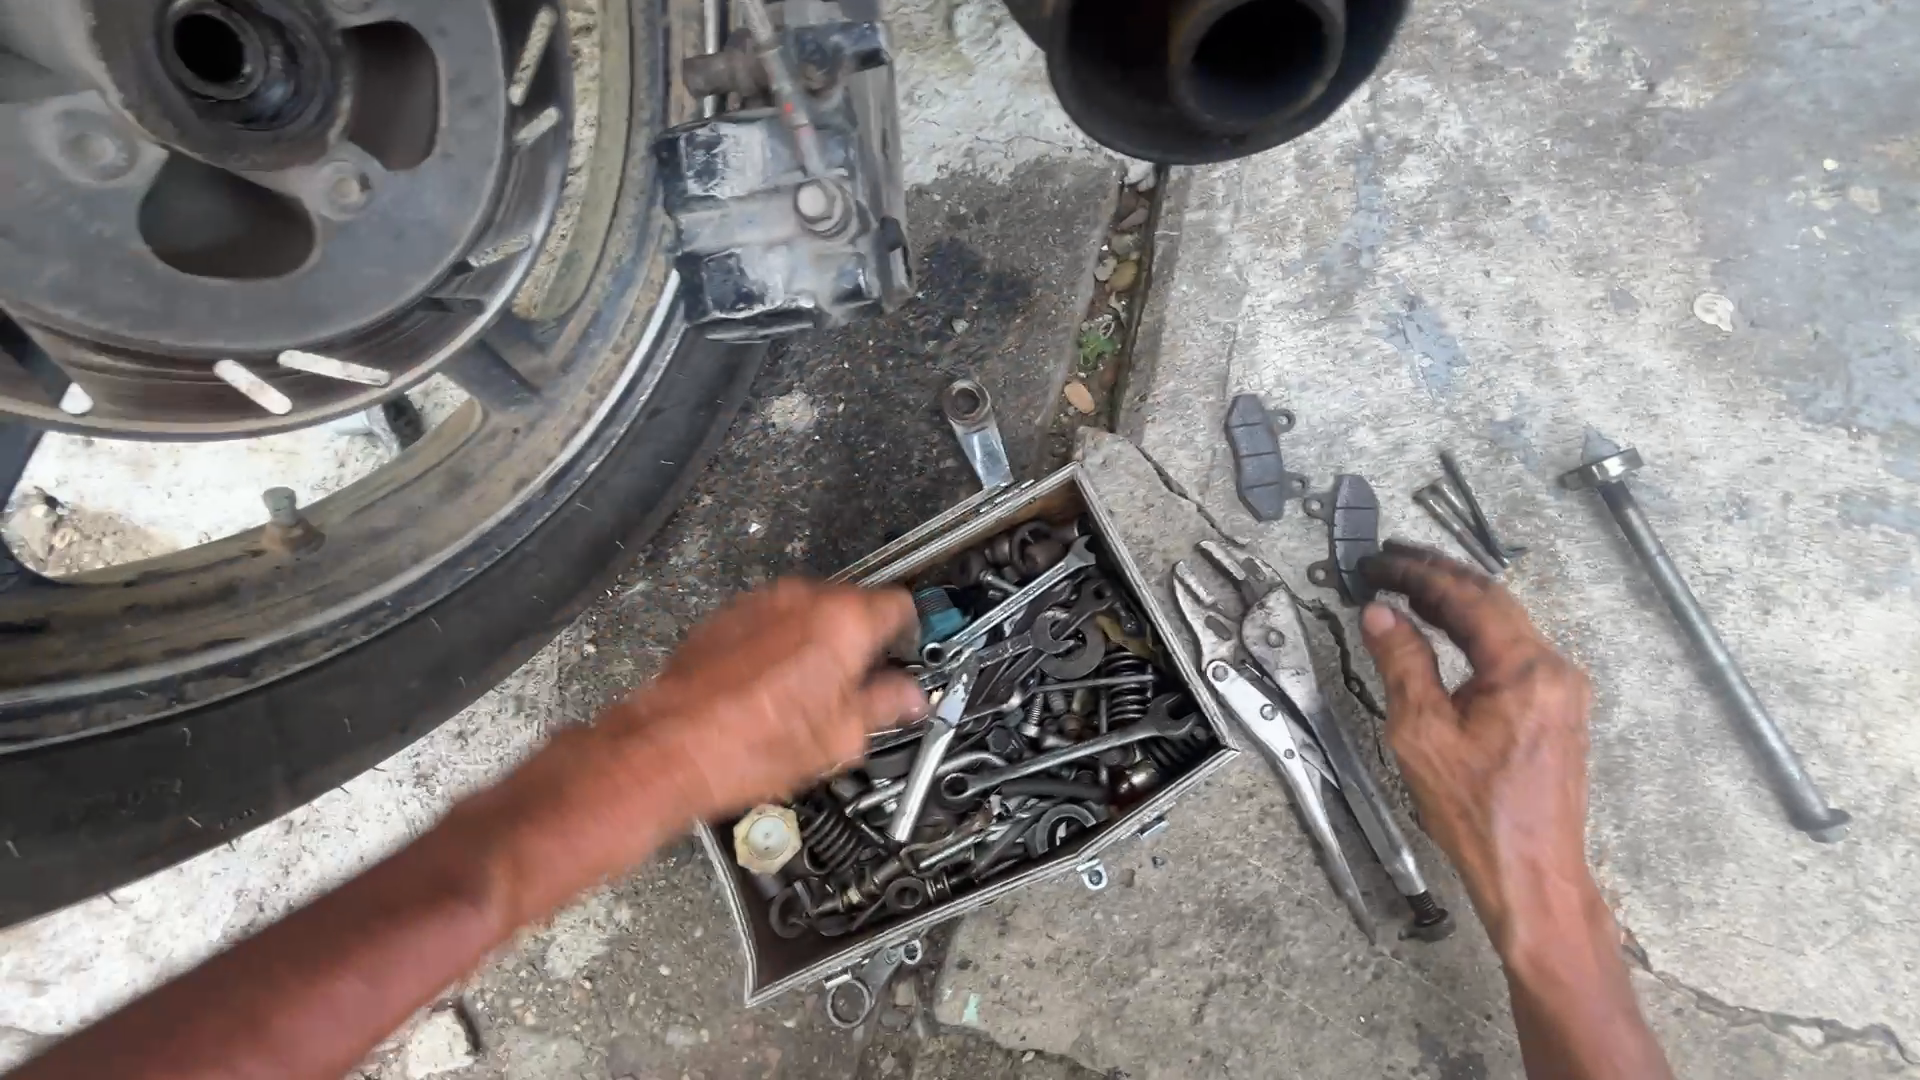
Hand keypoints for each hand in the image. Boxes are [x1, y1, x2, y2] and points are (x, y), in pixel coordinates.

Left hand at [613, 578, 926, 817]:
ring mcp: (763, 603)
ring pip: (813, 612)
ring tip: (810, 693)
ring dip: (821, 642)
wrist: (669, 746)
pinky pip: (774, 620)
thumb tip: (909, 698)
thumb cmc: (745, 744)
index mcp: (843, 621)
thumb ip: (887, 706)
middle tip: (860, 684)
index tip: (907, 653)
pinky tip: (774, 687)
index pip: (901, 606)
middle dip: (863, 642)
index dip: (910, 633)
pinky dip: (782, 643)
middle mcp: (804, 598)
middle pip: (856, 606)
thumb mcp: (840, 737)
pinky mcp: (729, 615)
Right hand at [1358, 541, 1597, 950]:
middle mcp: (1553, 670)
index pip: (1468, 598)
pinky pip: (1508, 648)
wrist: (1530, 871)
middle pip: (1492, 601)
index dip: (1418, 572)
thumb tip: (1380, 614)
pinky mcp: (1553, 707)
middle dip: (1437, 575)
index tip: (1378, 562)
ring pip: (1502, 623)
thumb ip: (1402, 663)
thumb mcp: (1422, 731)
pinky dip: (1468, 629)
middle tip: (1388, 561)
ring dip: (1452, 600)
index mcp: (1526, 670)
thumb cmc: (1473, 807)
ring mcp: (1559, 689)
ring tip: (1403, 586)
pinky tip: (1438, 628)